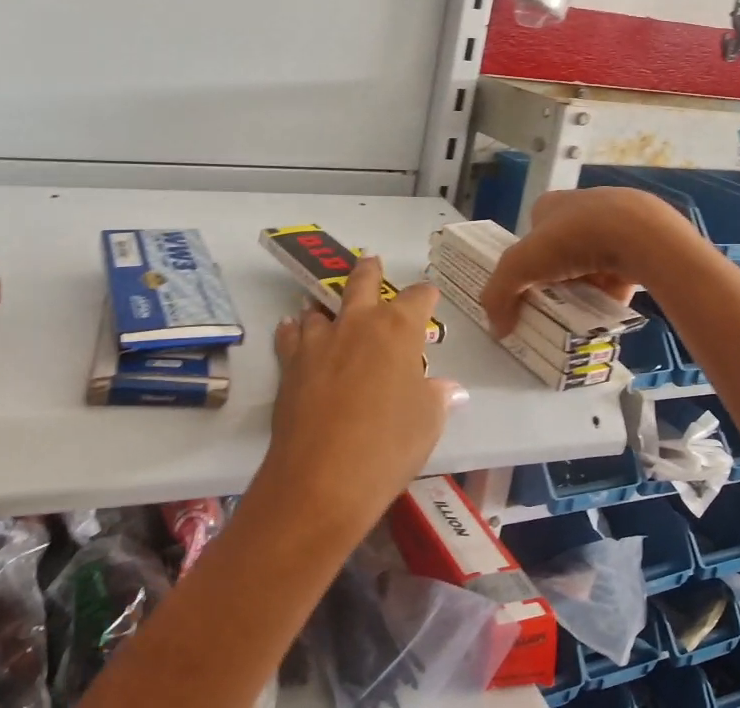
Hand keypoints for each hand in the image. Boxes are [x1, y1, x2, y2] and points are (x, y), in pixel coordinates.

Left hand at [263, 257, 466, 523]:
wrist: (323, 476)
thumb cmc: (389, 445)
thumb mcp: (427, 423)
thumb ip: (436, 398)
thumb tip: (449, 389)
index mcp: (398, 329)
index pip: (417, 298)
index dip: (425, 296)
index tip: (429, 297)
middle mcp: (357, 324)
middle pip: (362, 282)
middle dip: (369, 271)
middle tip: (371, 262)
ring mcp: (319, 341)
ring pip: (320, 308)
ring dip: (326, 305)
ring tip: (326, 306)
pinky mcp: (290, 363)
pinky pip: (290, 335)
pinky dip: (293, 330)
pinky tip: (292, 331)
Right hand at [481, 187, 697, 336]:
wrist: (642, 235)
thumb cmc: (575, 237)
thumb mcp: (521, 264)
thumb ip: (500, 295)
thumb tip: (496, 329)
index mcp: (552, 205)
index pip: (531, 235)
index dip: (526, 262)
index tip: (526, 290)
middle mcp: (583, 209)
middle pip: (561, 252)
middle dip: (556, 280)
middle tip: (551, 308)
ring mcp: (617, 225)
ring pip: (592, 264)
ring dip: (584, 288)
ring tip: (578, 316)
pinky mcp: (643, 243)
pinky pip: (620, 274)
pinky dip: (611, 293)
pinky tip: (605, 314)